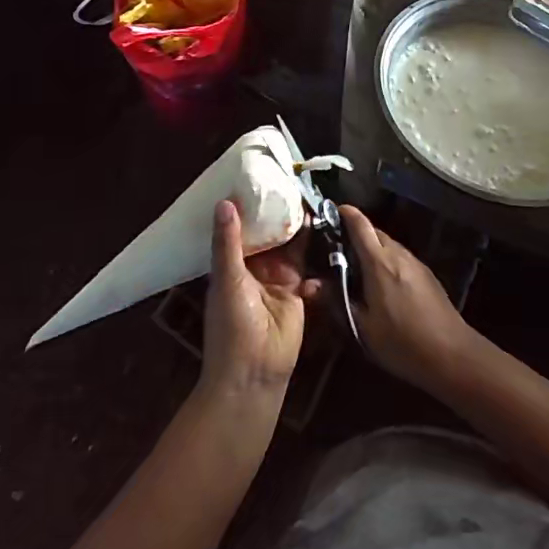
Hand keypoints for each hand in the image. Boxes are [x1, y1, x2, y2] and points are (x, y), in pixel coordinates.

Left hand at [202, 200, 320, 402]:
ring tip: (313, 202)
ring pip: (291, 245)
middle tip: (295, 183)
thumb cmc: (232, 325)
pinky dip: (313, 251)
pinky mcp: (298, 290)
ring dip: (299, 229)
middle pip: (270, 233)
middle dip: (280, 213)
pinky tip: (323, 231)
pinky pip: (307, 265)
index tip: (264, 178)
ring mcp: (278, 278)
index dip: (252, 205)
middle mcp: (255, 267)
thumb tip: (225, 202)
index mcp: (232, 263)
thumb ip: (228, 242)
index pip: (242, 227)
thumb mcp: (227, 279)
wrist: (254, 371)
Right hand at [341, 205, 480, 390]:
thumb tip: (306, 284)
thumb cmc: (401, 341)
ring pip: (388, 244)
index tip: (330, 210)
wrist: (450, 354)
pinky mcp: (426, 274)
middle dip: (355, 232)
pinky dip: (385, 258)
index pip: (361, 225)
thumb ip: (334, 300)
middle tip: (335, 245)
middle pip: (375, 232)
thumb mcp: (361, 325)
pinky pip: (400, 257)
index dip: (345, 214)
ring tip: (353, 263)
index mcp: (380, 263)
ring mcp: (416, 263)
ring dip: (371, 247)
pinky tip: (379, 279)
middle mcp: (399, 255)